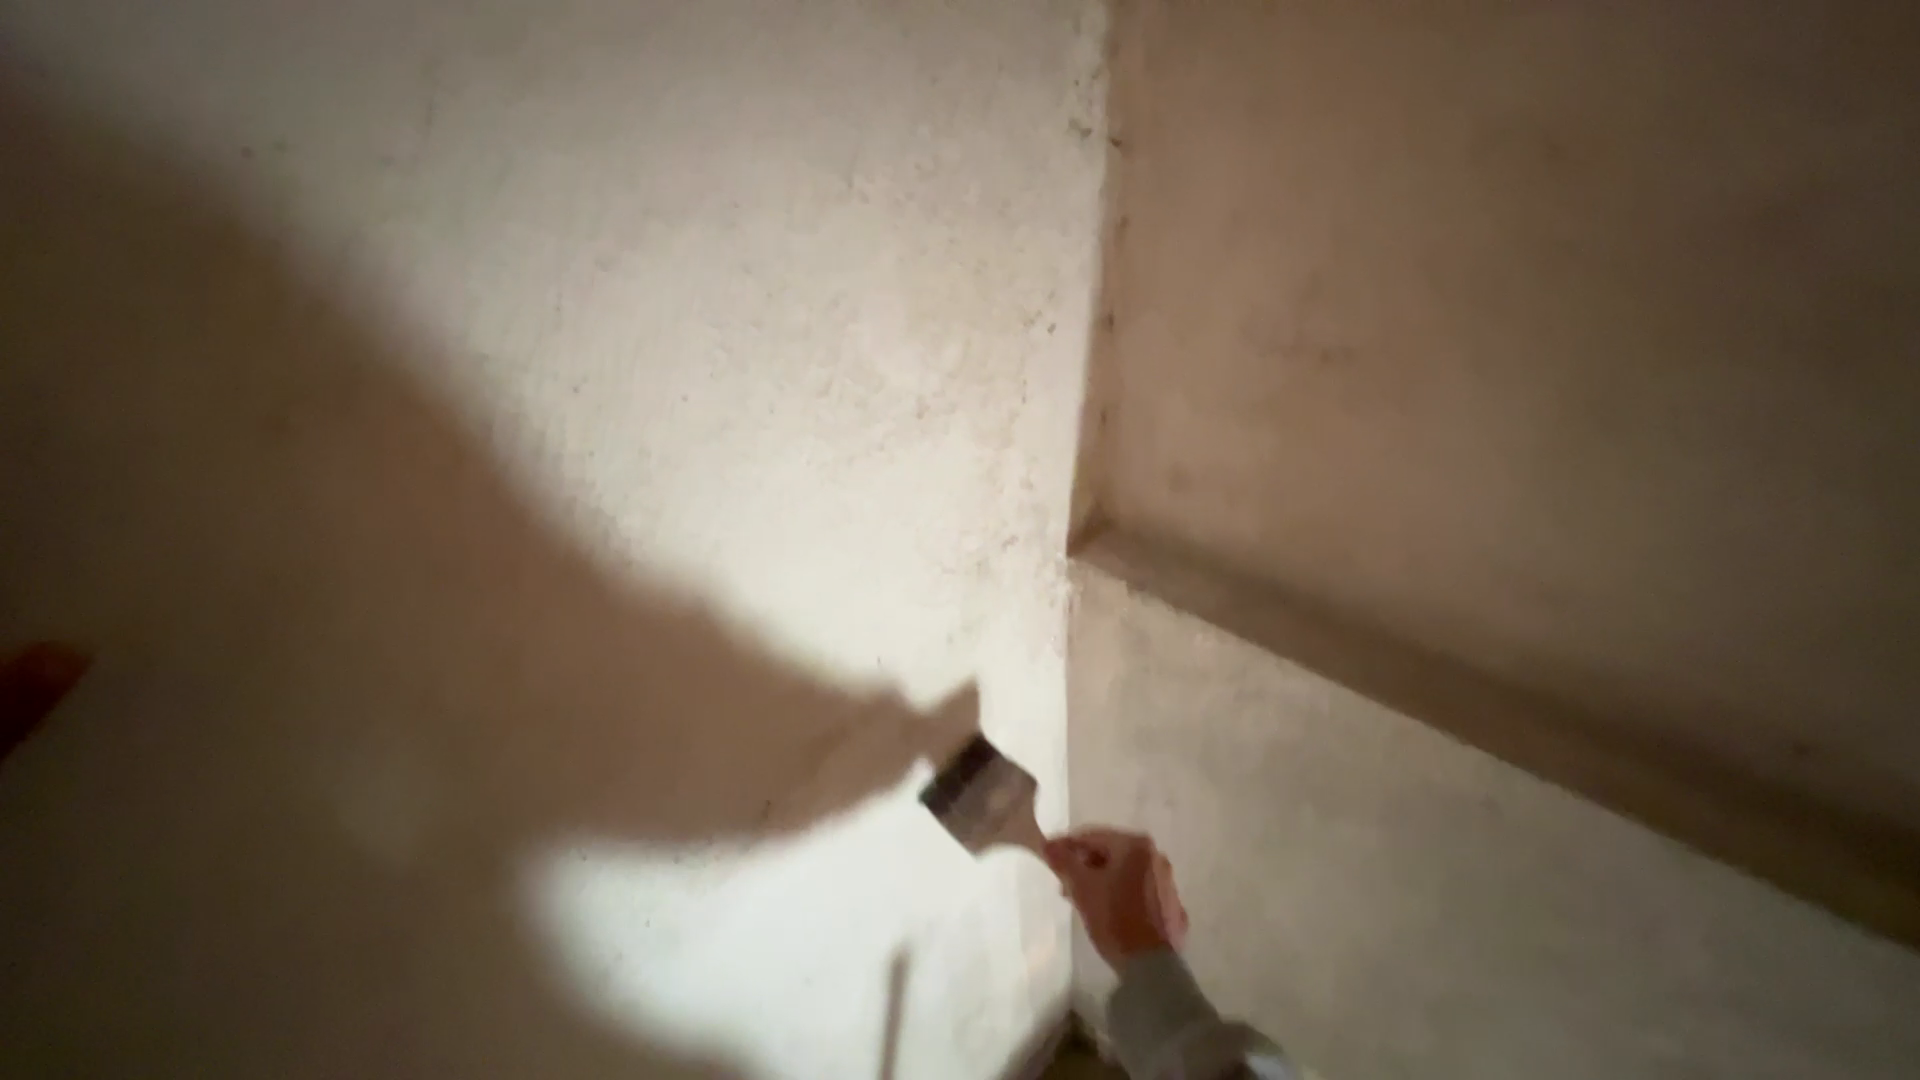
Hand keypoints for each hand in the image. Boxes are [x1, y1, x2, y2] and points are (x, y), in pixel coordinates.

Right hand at [1044, 828, 1188, 968]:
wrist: (1151, 968)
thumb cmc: (1114, 918)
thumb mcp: (1081, 887)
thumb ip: (1063, 861)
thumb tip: (1048, 845)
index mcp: (1135, 845)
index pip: (1091, 836)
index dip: (1066, 846)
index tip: (1048, 858)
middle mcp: (1156, 856)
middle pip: (1110, 853)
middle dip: (1084, 866)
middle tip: (1065, 885)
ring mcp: (1167, 883)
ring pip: (1125, 873)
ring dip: (1102, 881)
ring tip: (1083, 901)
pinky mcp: (1172, 908)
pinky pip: (1140, 893)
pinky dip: (1122, 896)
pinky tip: (1109, 914)